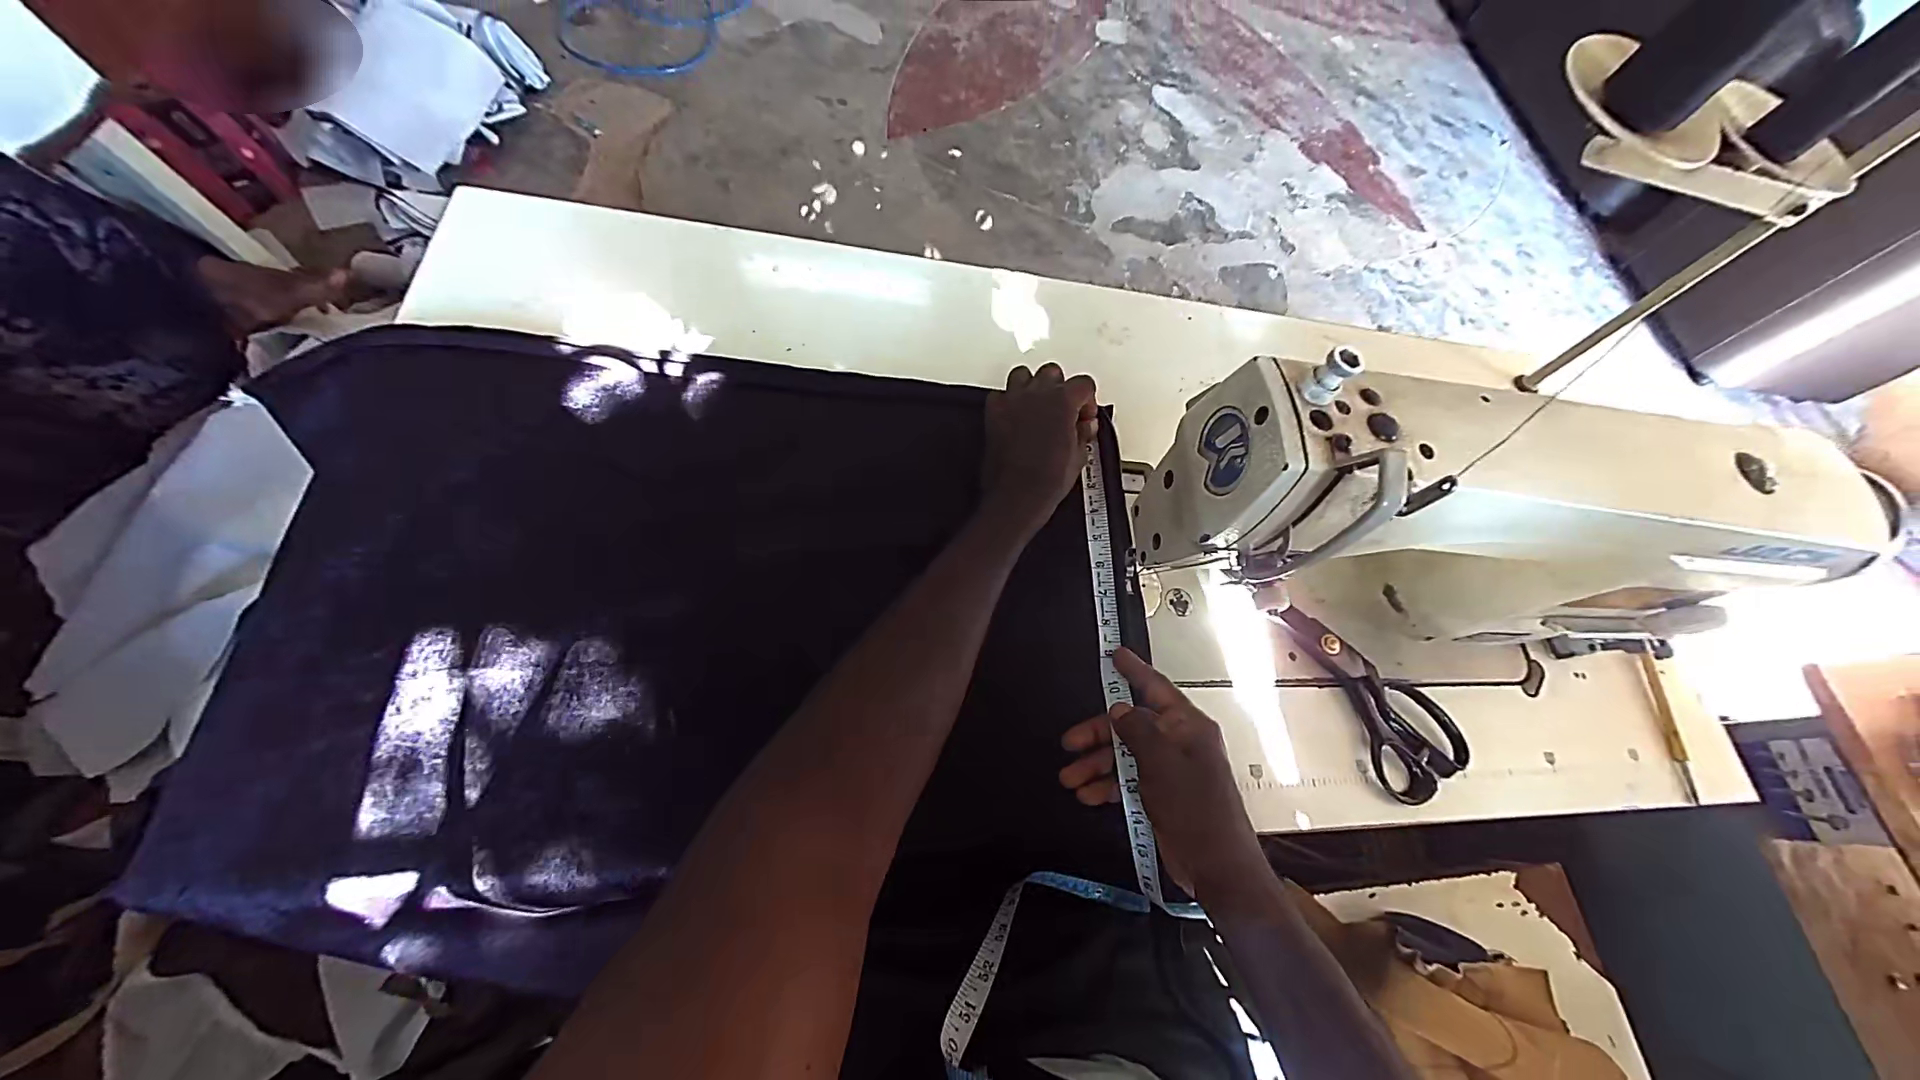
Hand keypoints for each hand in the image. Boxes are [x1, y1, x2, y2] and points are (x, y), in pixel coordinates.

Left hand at [982, 364, 1097, 534]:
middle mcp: (1036, 394)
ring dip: (1033, 387)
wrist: (1017, 496)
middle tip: (1063, 410)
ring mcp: (1012, 401)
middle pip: (1052, 373)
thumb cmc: (1046, 480)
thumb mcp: (1078, 456)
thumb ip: (1083, 433)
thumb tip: (1085, 426)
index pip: (1083, 383)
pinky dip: (1008, 402)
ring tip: (1038, 407)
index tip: (1085, 414)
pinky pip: (1000, 395)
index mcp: (1063, 401)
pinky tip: (1015, 417)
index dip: (1087, 399)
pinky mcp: (993, 413)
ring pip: (1023, 375)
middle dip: (1060, 388)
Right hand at [1058, 647, 1267, 895]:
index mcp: (1187, 726)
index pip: (1156, 688)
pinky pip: (1126, 779)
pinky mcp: (1160, 793)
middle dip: (1098, 735)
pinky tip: (1089, 794)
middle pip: (1129, 725)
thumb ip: (1137, 729)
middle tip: (1070, 742)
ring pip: (1123, 754)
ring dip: (1096, 765)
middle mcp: (1177, 742)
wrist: (1215, 866)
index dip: (1134, 670)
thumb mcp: (1161, 762)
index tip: (1115, 655)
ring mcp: (1168, 769)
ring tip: (1071, 779)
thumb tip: (1119, 710)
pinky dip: (1106, 785)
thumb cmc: (1197, 810)